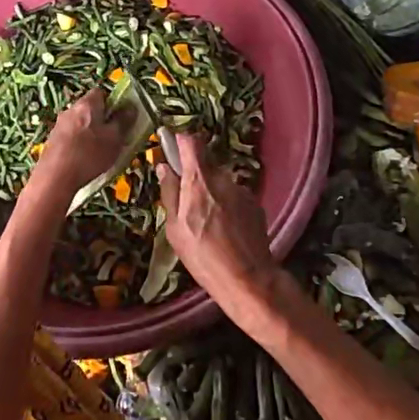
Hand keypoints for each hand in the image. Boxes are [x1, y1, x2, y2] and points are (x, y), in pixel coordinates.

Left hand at [27, 90, 123, 195]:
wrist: (55, 178)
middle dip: (102, 120)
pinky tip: (83, 161)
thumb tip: (130, 106)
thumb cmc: (90, 154)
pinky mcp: (51, 142)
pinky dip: (78, 145)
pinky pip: (70, 138)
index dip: (113, 103)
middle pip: (89, 109)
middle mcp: (70, 110)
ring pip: (79, 124)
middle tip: (113, 137)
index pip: (101, 92)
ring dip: (89, 134)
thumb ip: (123, 120)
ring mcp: (58, 126)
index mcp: (87, 104)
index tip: (120, 118)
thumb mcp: (115, 138)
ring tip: (98, 153)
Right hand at [156, 132, 273, 304]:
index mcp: (199, 180)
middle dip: (194, 175)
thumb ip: (170, 192)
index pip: (191, 141)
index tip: (172, 147)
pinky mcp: (255, 204)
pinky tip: (225, 228)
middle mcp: (223, 178)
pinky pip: (234, 196)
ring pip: (220, 182)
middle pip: (205, 163)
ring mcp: (242, 190)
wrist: (247, 278)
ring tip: (207, 221)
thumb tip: (163, 167)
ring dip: (211, 192)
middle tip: (186, 199)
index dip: (180, 141)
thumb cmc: (202, 255)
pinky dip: (226, 204)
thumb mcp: (175, 228)